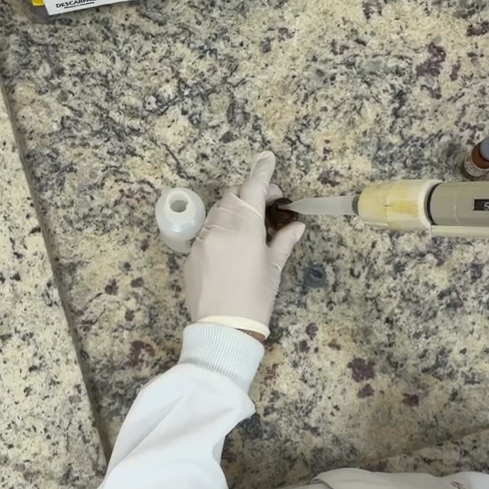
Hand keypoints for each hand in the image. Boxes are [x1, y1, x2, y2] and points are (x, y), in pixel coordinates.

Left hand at [184, 152, 305, 339]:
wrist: (223, 330)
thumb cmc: (255, 301)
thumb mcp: (273, 270)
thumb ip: (283, 242)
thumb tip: (298, 226)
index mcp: (245, 230)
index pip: (253, 189)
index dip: (262, 172)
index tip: (268, 159)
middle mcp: (220, 229)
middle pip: (233, 196)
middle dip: (249, 194)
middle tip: (267, 205)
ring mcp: (202, 241)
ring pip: (218, 212)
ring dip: (234, 211)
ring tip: (250, 227)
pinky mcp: (191, 256)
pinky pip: (207, 233)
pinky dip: (220, 231)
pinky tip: (231, 248)